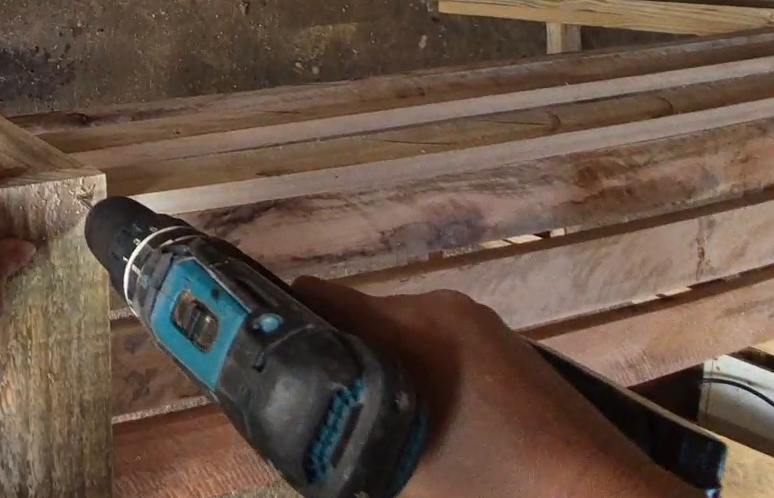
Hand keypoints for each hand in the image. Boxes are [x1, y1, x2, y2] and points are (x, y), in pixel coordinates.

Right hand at [293, 279, 698, 497]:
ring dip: (383, 362)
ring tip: (386, 416)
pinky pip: (435, 340)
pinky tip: (436, 417)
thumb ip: (344, 431)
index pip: (317, 294)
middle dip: (340, 351)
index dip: (284, 316)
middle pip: (357, 314)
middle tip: (331, 399)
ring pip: (397, 329)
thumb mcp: (406, 469)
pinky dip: (420, 368)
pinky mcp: (504, 342)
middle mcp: (437, 305)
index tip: (268, 346)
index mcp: (409, 325)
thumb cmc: (500, 485)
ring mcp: (477, 321)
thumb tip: (292, 413)